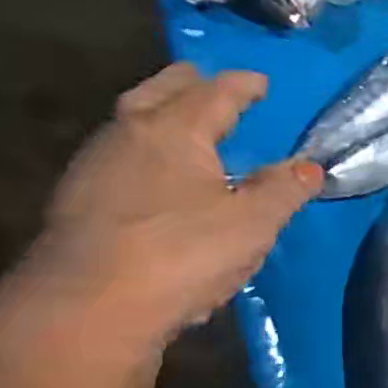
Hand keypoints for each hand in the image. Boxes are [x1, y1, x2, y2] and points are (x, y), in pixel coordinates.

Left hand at [24, 63, 320, 345]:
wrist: (89, 305)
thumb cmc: (182, 254)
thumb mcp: (251, 224)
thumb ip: (283, 190)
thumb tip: (311, 166)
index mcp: (175, 130)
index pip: (215, 93)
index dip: (242, 86)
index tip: (260, 82)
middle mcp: (128, 134)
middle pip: (160, 92)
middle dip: (188, 83)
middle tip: (207, 82)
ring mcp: (94, 166)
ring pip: (130, 123)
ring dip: (157, 116)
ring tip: (180, 128)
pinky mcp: (76, 202)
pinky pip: (116, 159)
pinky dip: (140, 154)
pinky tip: (149, 180)